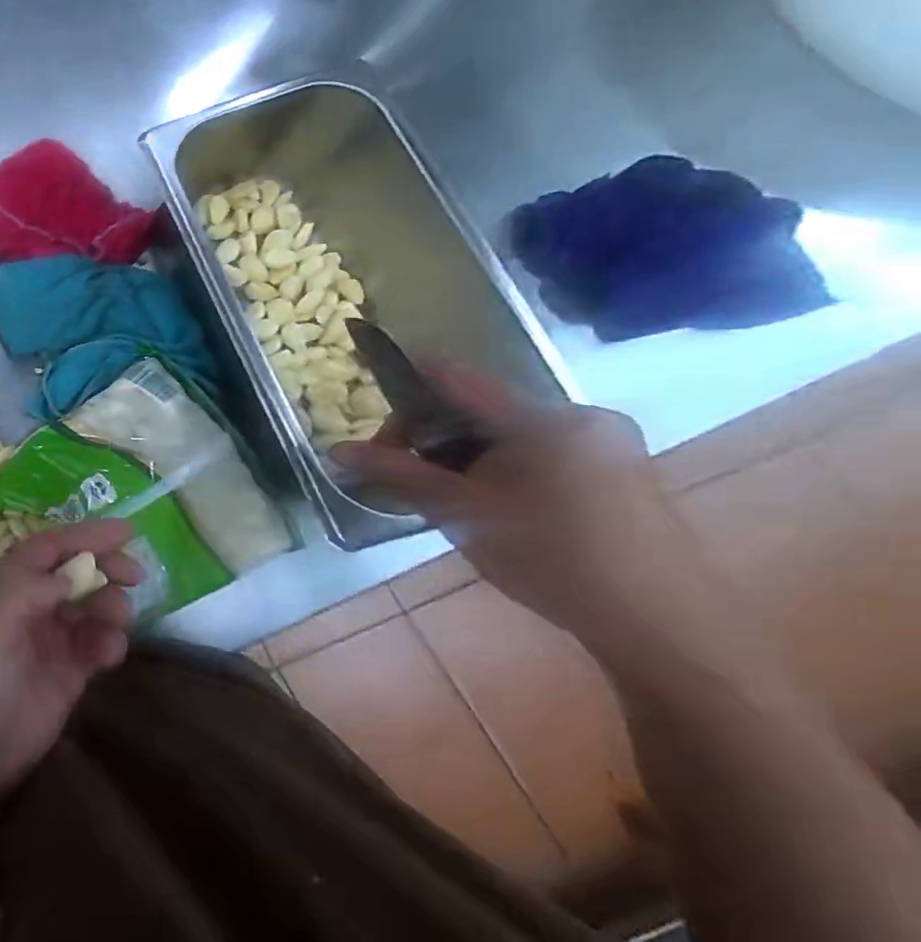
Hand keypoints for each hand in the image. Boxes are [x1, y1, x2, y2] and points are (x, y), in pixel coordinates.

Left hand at [0, 519, 140, 805]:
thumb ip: (31, 586)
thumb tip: (74, 571)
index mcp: (1, 583)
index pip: (47, 547)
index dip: (85, 536)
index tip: (127, 530)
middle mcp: (27, 604)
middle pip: (75, 572)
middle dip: (105, 568)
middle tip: (135, 575)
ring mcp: (49, 637)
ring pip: (91, 605)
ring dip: (110, 605)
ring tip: (117, 620)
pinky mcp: (68, 671)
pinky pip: (98, 643)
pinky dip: (109, 641)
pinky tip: (108, 654)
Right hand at [331, 364, 737, 666]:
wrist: (663, 624)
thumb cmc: (552, 559)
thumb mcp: (462, 514)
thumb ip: (399, 475)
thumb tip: (337, 450)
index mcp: (542, 417)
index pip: (453, 377)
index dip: (404, 382)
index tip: (371, 415)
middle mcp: (579, 415)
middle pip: (480, 407)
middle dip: (431, 435)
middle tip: (403, 477)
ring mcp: (606, 441)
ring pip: (508, 432)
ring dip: (464, 455)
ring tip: (445, 499)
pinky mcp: (619, 469)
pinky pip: (540, 451)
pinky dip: (500, 467)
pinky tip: (490, 506)